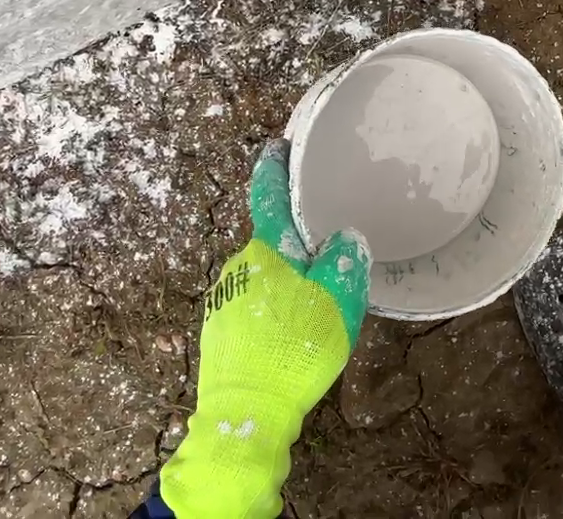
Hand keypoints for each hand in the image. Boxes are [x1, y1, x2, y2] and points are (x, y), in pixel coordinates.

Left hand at [159, 141, 369, 518]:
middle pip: (273, 241)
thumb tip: (343, 237)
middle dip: (296, 244)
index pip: (269, 196)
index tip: (276, 145)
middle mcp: (239, 266)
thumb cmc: (294, 349)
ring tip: (313, 304)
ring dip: (286, 278)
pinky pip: (253, 302)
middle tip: (328, 256)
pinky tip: (289, 332)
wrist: (244, 417)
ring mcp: (224, 299)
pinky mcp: (219, 330)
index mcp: (267, 251)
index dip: (274, 168)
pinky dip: (273, 305)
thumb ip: (343, 260)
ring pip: (264, 274)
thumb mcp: (337, 300)